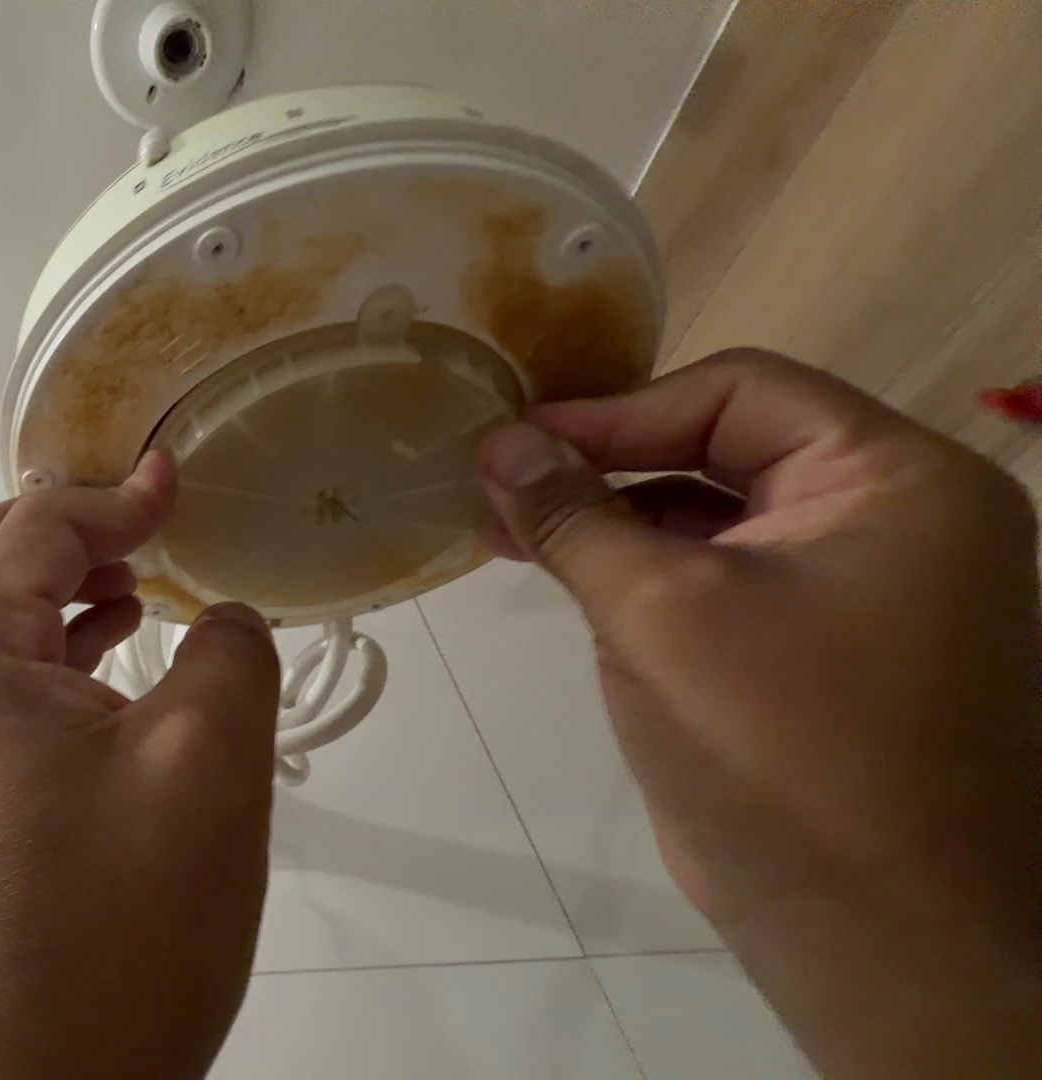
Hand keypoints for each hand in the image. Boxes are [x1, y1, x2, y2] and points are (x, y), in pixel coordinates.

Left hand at [0, 452, 281, 1079]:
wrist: (48, 1079)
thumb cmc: (123, 917)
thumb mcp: (206, 761)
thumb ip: (228, 654)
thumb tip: (224, 619)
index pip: (35, 531)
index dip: (113, 497)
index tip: (177, 478)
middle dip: (70, 526)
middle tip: (147, 521)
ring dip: (64, 583)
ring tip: (141, 581)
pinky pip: (11, 679)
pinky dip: (62, 644)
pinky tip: (117, 656)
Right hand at [477, 349, 1041, 1078]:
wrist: (860, 920)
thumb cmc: (773, 739)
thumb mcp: (654, 608)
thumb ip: (571, 514)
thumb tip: (496, 440)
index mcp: (888, 483)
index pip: (737, 392)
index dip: (615, 409)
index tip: (513, 440)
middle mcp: (874, 517)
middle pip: (714, 443)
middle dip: (598, 458)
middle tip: (496, 477)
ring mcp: (832, 581)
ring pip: (693, 507)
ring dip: (595, 510)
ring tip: (499, 523)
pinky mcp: (782, 635)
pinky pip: (691, 565)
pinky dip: (617, 557)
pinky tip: (546, 563)